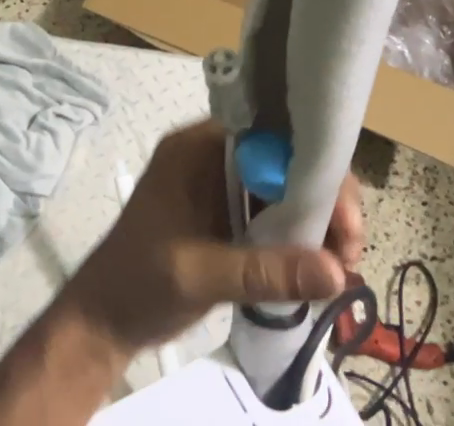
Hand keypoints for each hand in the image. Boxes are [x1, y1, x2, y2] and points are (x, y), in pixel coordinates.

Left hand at [61, 120, 366, 354]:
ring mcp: (217, 186)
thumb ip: (264, 271)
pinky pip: (272, 213)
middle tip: (350, 252)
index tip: (343, 214)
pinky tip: (321, 270)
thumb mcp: (200, 275)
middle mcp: (209, 157)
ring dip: (316, 222)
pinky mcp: (223, 216)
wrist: (103, 319)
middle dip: (323, 200)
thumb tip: (337, 271)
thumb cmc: (139, 282)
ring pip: (283, 188)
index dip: (314, 164)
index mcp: (195, 149)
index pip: (268, 134)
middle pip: (283, 159)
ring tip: (341, 268)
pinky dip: (298, 237)